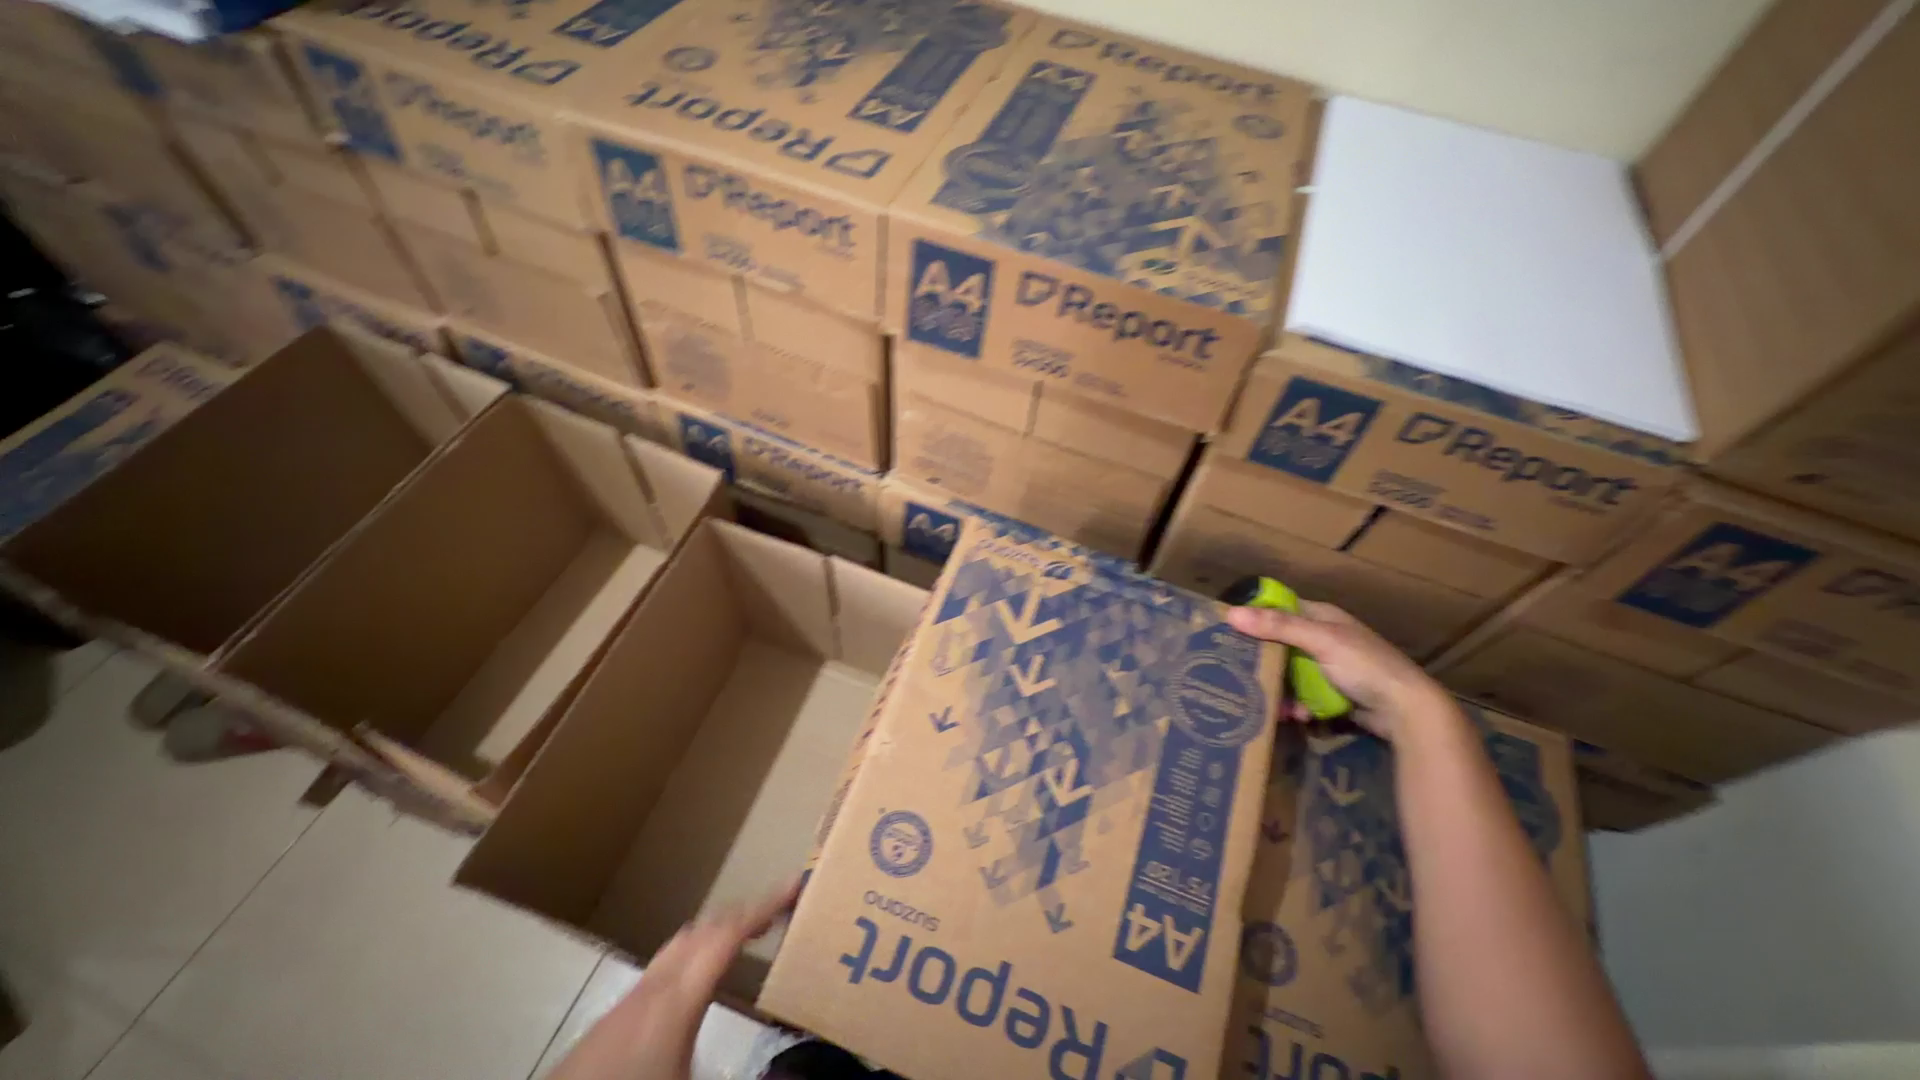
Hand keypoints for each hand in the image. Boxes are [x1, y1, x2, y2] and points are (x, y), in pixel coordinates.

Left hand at [548, 875, 801, 1079]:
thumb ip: (751, 1076)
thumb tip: (798, 1075)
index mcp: (679, 998)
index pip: (729, 934)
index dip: (765, 905)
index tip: (795, 884)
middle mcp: (655, 986)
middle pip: (704, 928)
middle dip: (745, 912)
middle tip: (780, 911)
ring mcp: (631, 998)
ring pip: (681, 943)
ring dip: (718, 930)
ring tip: (746, 937)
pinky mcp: (615, 1016)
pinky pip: (665, 963)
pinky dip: (695, 952)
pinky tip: (698, 981)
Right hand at [1228, 601, 1454, 741]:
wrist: (1407, 710)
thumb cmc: (1365, 666)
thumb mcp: (1321, 641)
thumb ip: (1278, 626)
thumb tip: (1232, 614)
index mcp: (1324, 618)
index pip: (1281, 608)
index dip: (1256, 616)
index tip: (1227, 630)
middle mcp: (1325, 638)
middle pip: (1281, 644)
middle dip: (1263, 660)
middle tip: (1236, 671)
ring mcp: (1329, 668)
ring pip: (1289, 673)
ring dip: (1279, 689)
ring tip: (1267, 703)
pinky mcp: (1333, 693)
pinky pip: (1303, 695)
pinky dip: (1296, 704)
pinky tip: (1293, 716)